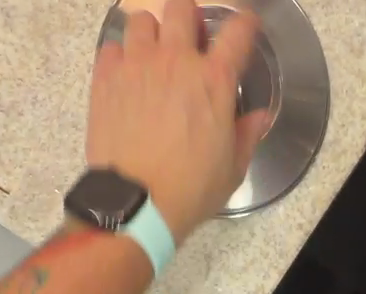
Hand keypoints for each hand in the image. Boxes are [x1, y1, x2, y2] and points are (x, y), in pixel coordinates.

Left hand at [88, 0, 272, 242]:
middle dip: (189, 18)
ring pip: (141, 20)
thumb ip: (246, 136)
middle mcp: (176, 61)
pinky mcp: (106, 79)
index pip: (237, 34)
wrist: (138, 203)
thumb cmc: (190, 191)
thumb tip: (258, 118)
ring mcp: (137, 66)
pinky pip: (111, 48)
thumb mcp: (231, 170)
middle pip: (182, 8)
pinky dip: (120, 57)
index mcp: (214, 82)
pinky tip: (126, 77)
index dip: (246, 24)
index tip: (247, 25)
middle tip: (189, 40)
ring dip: (151, 34)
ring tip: (152, 56)